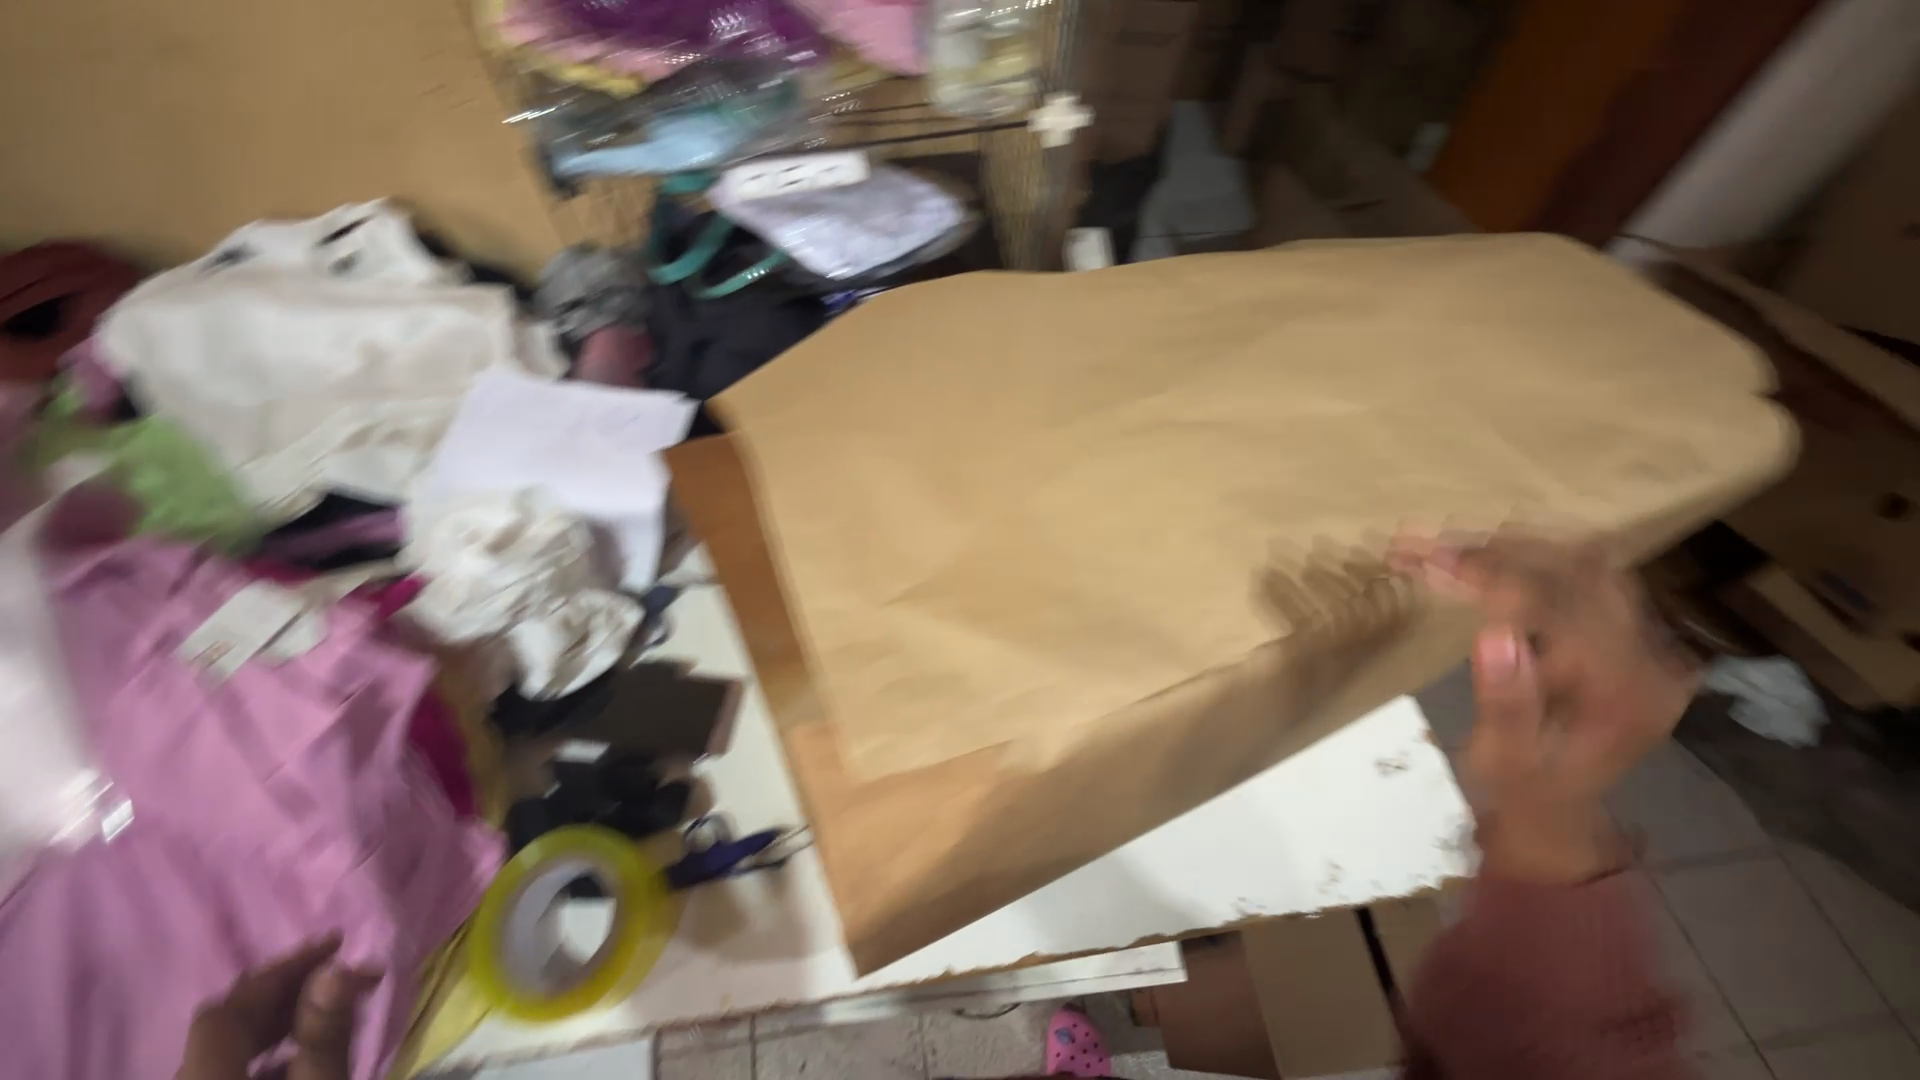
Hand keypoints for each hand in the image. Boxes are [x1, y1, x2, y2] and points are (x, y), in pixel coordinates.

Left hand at [176, 934, 380, 1079]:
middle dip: (283, 988)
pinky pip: (225, 1063)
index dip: (282, 968)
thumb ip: (324, 1031)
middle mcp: (185, 1077)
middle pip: (226, 1022)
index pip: (231, 1005)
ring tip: (326, 1000)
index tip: (338, 941)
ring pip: (226, 1044)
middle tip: (336, 964)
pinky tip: (298, 1048)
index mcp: (204, 1072)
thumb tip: (344, 966)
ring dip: (277, 1015)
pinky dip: (264, 1045)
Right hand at [1391, 531, 1700, 882]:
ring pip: (1582, 561)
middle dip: (1496, 548)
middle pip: (1578, 570)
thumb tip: (1492, 632)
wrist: (1562, 807)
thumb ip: (1507, 702)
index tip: (1427, 559)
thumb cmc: (1524, 787)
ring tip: (1445, 541)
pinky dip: (1527, 557)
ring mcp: (1644, 640)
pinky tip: (1479, 553)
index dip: (1492, 575)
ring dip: (1510, 545)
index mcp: (1625, 691)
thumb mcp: (1508, 759)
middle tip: (1426, 541)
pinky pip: (1581, 574)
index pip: (1561, 606)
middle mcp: (1649, 656)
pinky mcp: (1626, 631)